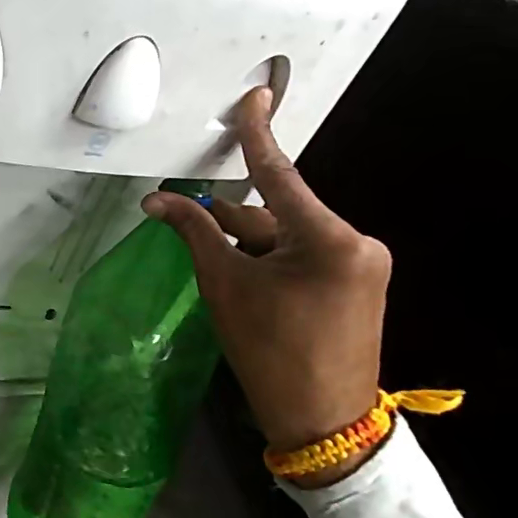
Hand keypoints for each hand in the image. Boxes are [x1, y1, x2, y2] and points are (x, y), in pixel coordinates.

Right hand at [141, 86, 390, 486]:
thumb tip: (156, 199)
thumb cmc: (271, 352)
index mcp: (330, 239)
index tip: (256, 94)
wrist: (324, 423)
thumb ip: (194, 232)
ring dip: (248, 244)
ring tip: (218, 268)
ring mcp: (361, 263)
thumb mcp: (226, 286)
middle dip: (232, 221)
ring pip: (287, 235)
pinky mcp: (357, 281)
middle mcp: (355, 242)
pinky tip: (244, 279)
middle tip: (183, 217)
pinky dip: (269, 258)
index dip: (258, 133)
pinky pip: (303, 253)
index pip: (280, 174)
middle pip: (277, 212)